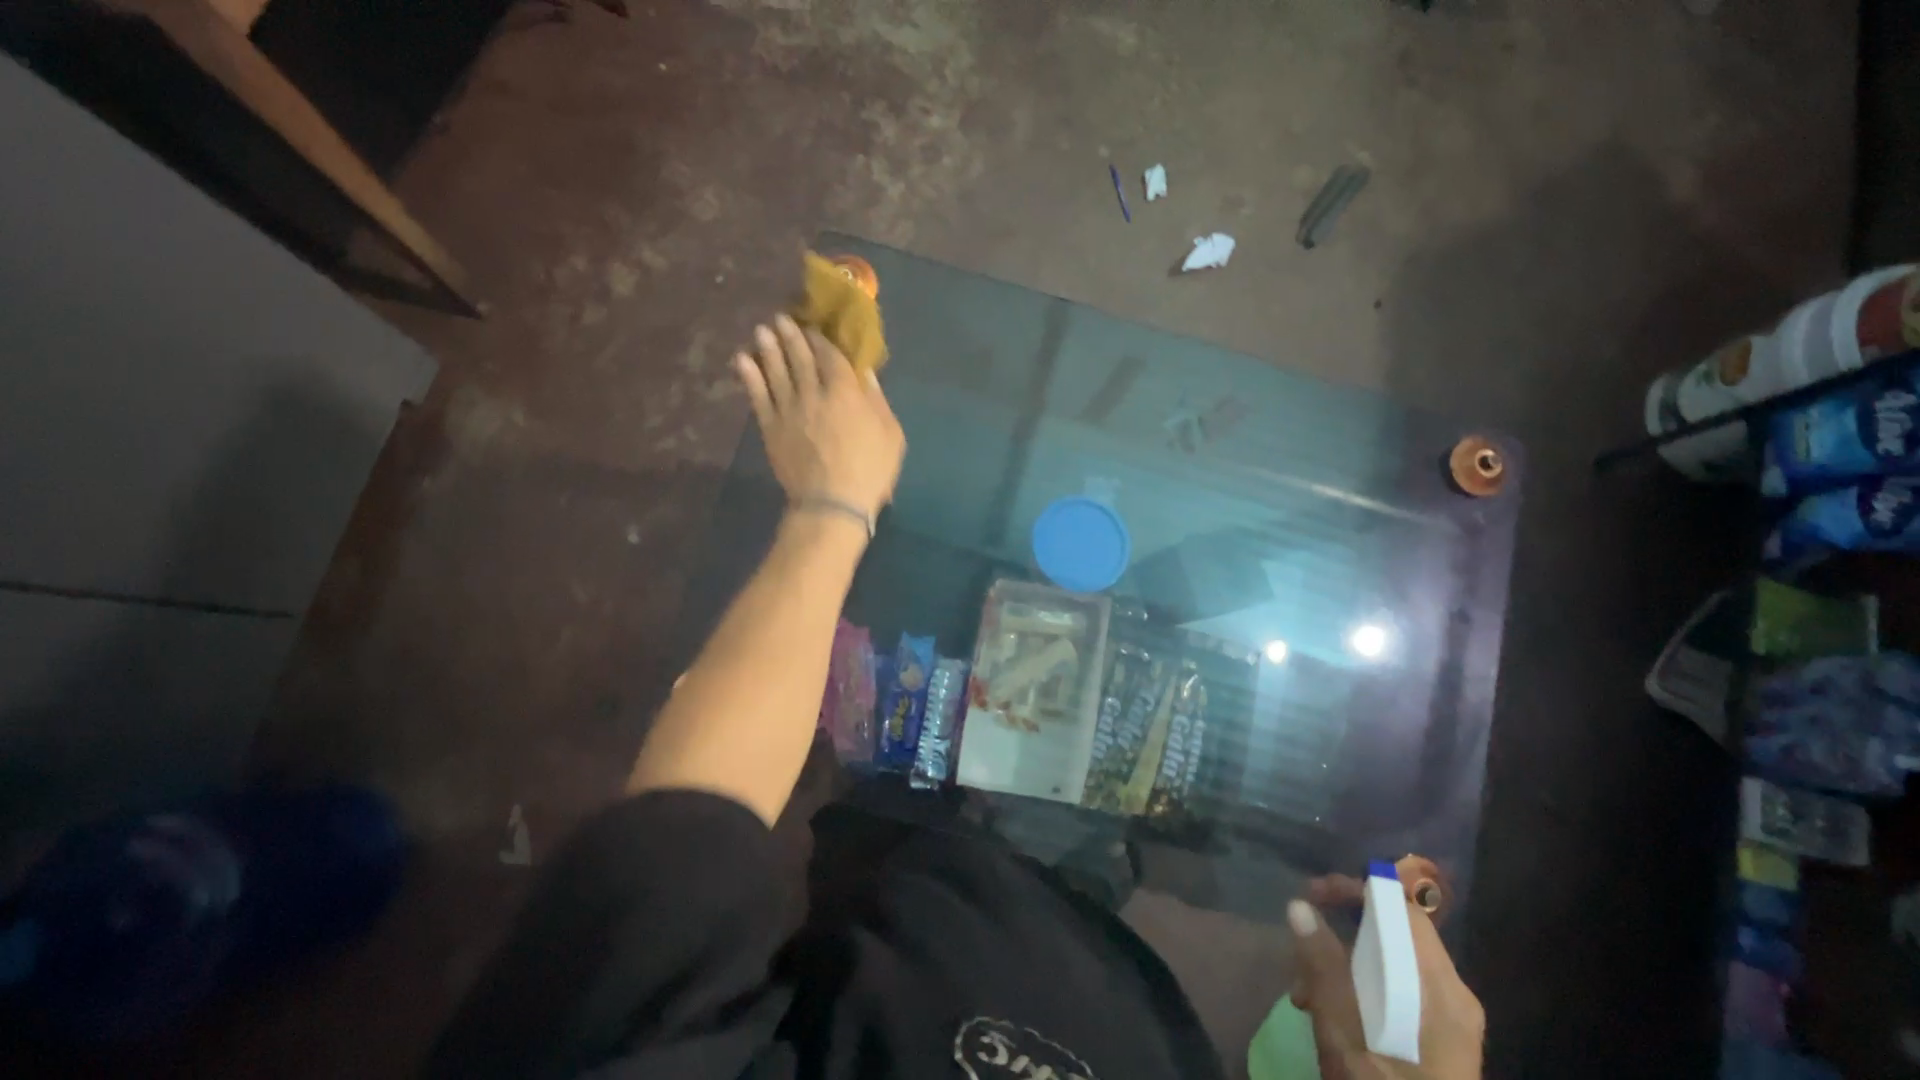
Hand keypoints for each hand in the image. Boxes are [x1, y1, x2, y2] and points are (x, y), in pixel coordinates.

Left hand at [735, 314, 905, 519]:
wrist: (831, 503)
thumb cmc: (870, 471)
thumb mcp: (891, 435)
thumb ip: (877, 401)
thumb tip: (866, 374)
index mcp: (845, 392)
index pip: (831, 356)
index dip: (821, 339)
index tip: (813, 327)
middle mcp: (814, 393)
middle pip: (800, 358)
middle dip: (791, 336)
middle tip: (781, 319)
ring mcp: (789, 410)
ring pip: (776, 371)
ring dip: (768, 349)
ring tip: (761, 330)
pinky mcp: (771, 428)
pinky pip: (757, 396)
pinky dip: (749, 376)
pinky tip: (742, 360)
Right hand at [1288, 878, 1484, 1079]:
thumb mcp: (1344, 1037)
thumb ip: (1324, 969)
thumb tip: (1300, 906)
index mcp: (1440, 990)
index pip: (1403, 908)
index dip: (1356, 889)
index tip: (1310, 896)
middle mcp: (1454, 997)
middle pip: (1396, 934)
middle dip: (1340, 935)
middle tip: (1297, 959)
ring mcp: (1451, 1022)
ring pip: (1392, 964)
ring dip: (1344, 966)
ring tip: (1304, 997)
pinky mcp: (1441, 1044)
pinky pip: (1399, 992)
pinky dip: (1362, 991)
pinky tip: (1331, 1019)